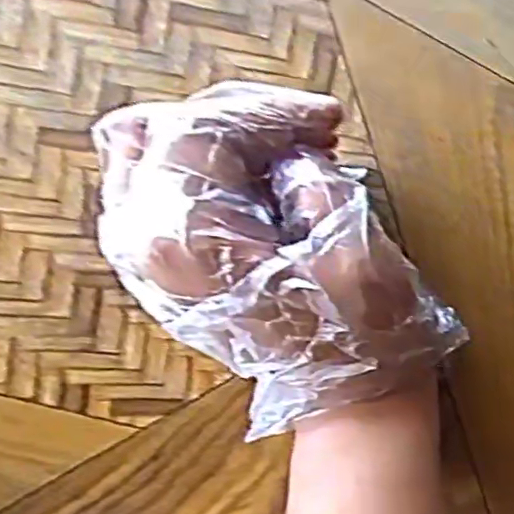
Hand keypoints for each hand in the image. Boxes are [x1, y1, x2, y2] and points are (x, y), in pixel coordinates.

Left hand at [93, 81, 465, 440]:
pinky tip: (273, 188)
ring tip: (296, 156)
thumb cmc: (368, 340)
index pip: (201, 131)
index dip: (268, 111)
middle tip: (308, 132)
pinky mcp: (174, 270)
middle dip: (237, 121)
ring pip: (154, 160)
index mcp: (186, 236)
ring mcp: (152, 257)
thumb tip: (300, 159)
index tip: (330, 116)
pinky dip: (219, 176)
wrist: (357, 401)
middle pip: (155, 134)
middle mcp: (144, 240)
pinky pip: (171, 195)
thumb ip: (321, 188)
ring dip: (226, 146)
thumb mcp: (361, 257)